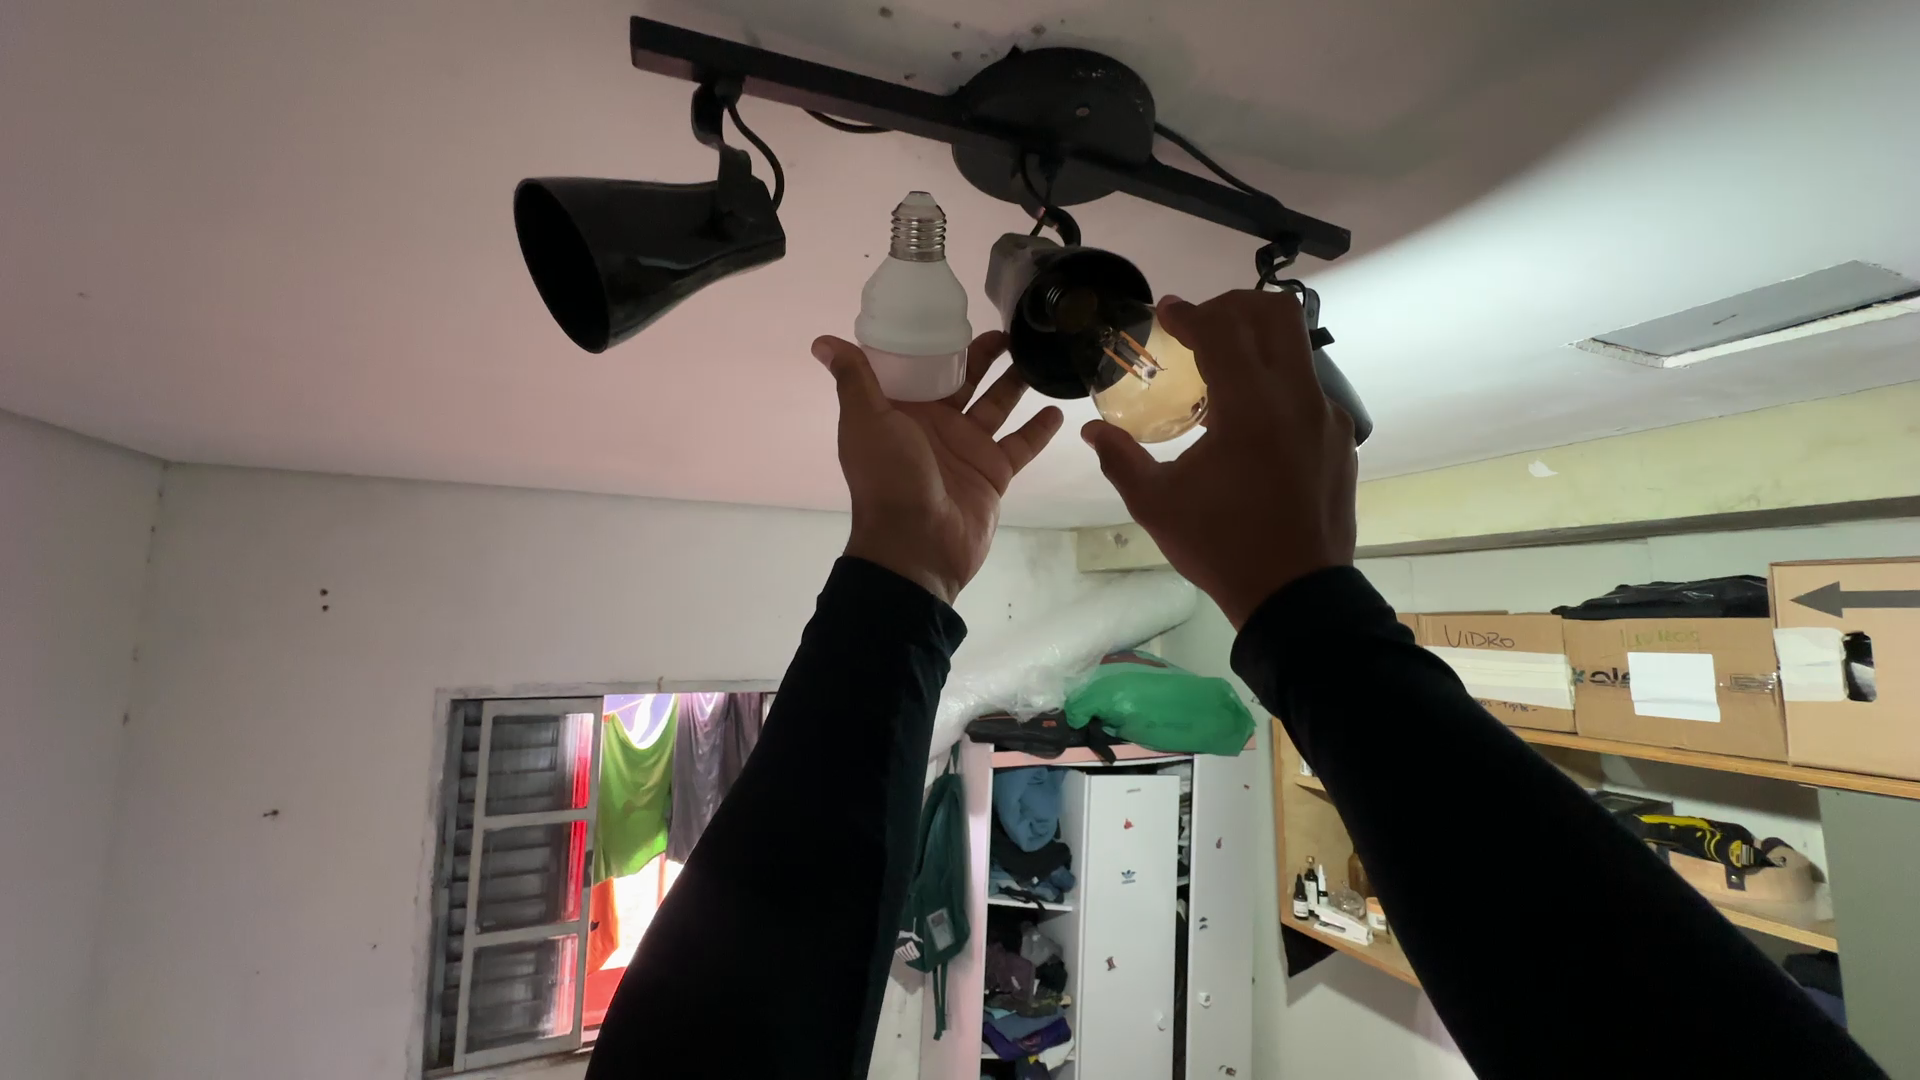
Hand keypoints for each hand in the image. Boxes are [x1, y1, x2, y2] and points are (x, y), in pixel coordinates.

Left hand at [812, 331, 1063, 605]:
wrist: (916, 545)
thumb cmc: (888, 478)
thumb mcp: (866, 421)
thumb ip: (854, 379)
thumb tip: (822, 341)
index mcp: (902, 410)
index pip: (921, 366)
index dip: (937, 341)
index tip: (957, 312)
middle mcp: (936, 425)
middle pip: (964, 380)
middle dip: (984, 355)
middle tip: (1009, 330)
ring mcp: (967, 448)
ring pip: (997, 405)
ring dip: (1015, 382)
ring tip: (1037, 354)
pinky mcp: (993, 472)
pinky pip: (1021, 444)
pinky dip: (1039, 429)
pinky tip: (1058, 407)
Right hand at [1082, 291, 1357, 627]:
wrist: (1294, 594)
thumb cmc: (1219, 547)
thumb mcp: (1155, 505)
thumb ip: (1120, 458)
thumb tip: (1092, 432)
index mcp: (1249, 408)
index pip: (1222, 329)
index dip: (1188, 313)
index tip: (1165, 314)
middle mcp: (1297, 398)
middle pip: (1274, 313)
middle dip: (1231, 307)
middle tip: (1197, 330)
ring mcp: (1326, 415)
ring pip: (1296, 347)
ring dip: (1255, 343)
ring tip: (1219, 378)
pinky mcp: (1339, 437)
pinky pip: (1306, 388)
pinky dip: (1274, 384)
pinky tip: (1249, 425)